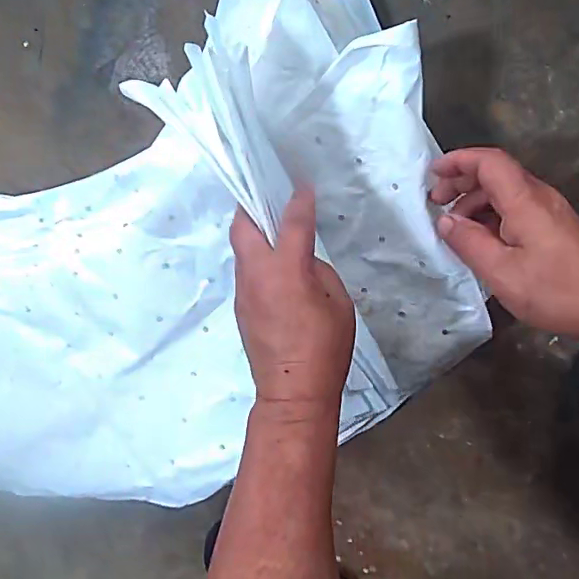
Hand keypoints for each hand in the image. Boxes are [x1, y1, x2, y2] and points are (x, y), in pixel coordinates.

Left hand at [229, 189, 356, 409]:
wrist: (293, 392)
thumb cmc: (324, 348)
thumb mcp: (338, 303)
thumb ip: (317, 271)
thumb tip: (301, 261)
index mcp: (286, 270)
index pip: (291, 223)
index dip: (298, 201)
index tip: (302, 186)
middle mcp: (257, 274)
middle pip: (243, 226)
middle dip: (252, 205)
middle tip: (267, 196)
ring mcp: (244, 291)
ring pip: (240, 248)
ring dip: (252, 232)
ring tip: (271, 228)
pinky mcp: (240, 306)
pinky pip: (245, 270)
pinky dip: (255, 257)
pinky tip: (272, 265)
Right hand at [429, 148, 578, 338]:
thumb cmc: (560, 291)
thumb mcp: (503, 273)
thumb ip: (469, 243)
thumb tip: (446, 221)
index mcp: (524, 201)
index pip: (488, 161)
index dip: (458, 161)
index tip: (433, 174)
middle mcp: (538, 197)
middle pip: (495, 171)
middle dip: (461, 180)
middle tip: (436, 201)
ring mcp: (549, 210)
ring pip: (504, 189)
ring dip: (474, 199)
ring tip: (453, 225)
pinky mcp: (554, 225)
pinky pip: (515, 206)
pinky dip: (490, 213)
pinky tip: (479, 237)